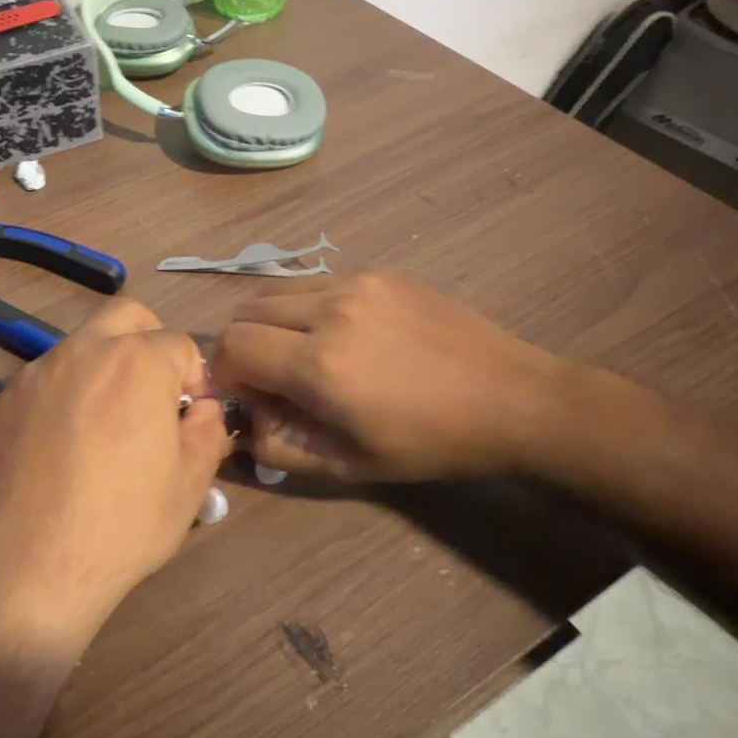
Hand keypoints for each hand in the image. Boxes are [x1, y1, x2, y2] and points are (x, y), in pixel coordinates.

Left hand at [0, 298, 231, 649]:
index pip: (180, 343)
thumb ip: (206, 430)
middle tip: (153, 396)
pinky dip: (64, 396)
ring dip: (103, 370)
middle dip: (149, 342)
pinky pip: (45, 380)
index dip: (194, 377)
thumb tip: (202, 408)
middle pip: (125, 316)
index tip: (192, 415)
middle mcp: (82, 351)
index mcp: (136, 362)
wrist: (25, 568)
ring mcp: (35, 372)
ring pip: (81, 346)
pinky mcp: (2, 400)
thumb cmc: (120, 527)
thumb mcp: (188, 486)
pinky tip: (62, 447)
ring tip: (105, 428)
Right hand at [211, 272, 582, 481]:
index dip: (225, 372)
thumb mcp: (350, 466)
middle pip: (243, 311)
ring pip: (275, 290)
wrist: (513, 401)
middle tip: (271, 376)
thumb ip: (281, 447)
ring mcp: (355, 283)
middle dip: (243, 346)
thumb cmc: (430, 443)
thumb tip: (245, 424)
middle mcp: (328, 311)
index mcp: (319, 364)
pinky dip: (306, 307)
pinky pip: (315, 282)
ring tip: (302, 352)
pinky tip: (343, 334)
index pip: (230, 345)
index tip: (248, 394)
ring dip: (270, 322)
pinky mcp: (378, 272)